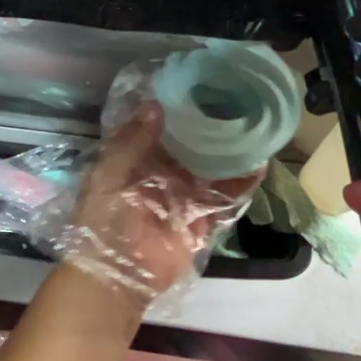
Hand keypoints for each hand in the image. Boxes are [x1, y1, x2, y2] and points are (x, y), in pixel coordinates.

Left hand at [58, 105, 259, 300]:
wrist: (115, 275)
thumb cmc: (104, 219)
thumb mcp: (109, 174)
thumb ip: (132, 141)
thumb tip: (156, 105)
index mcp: (130, 158)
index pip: (153, 127)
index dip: (171, 109)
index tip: (194, 85)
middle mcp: (157, 173)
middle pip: (185, 146)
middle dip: (204, 128)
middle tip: (231, 100)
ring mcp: (180, 197)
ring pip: (207, 169)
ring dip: (225, 153)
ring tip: (250, 127)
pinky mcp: (199, 221)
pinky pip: (221, 199)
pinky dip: (238, 185)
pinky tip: (257, 165)